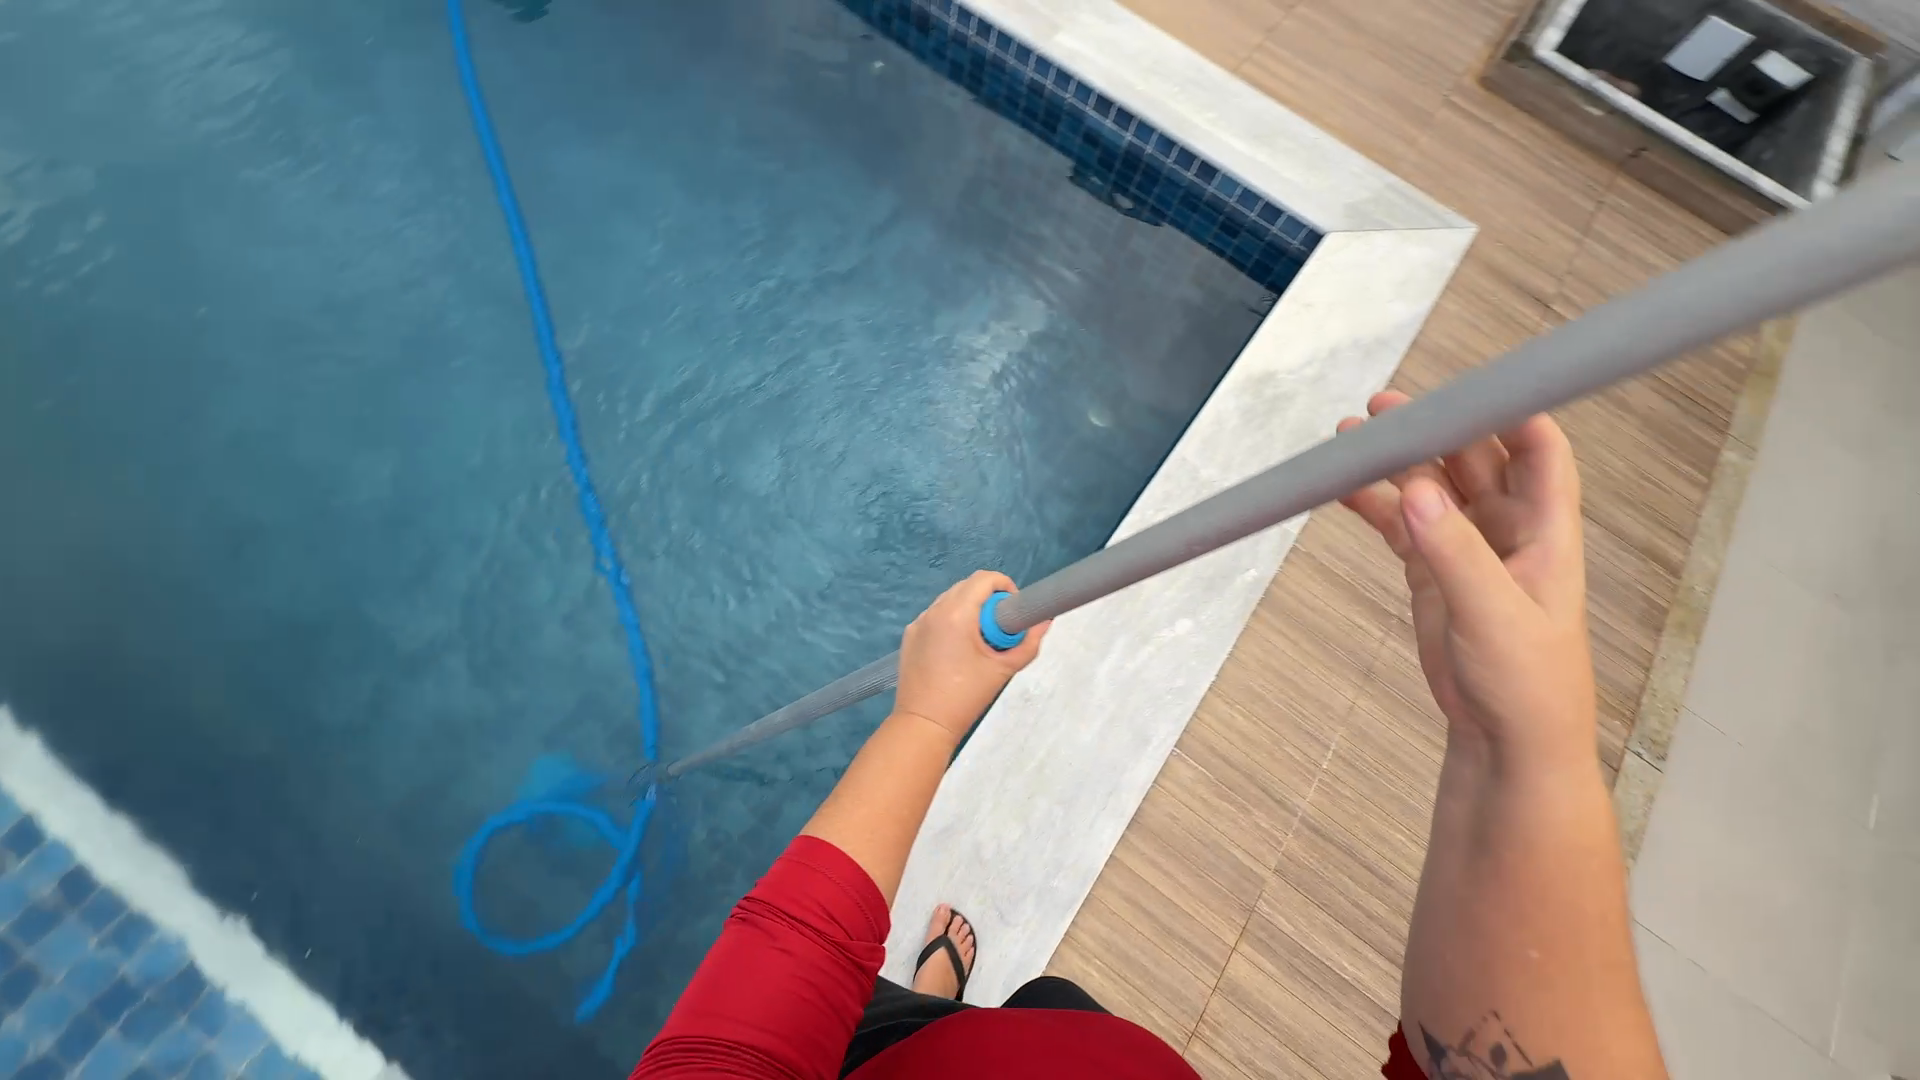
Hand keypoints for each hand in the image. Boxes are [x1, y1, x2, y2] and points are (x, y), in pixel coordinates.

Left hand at [894, 570, 1049, 742]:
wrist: (925, 724)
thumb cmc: (967, 697)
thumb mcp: (1003, 669)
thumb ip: (1027, 642)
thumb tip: (1043, 621)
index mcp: (957, 614)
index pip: (984, 579)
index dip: (1004, 587)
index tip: (1012, 610)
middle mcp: (934, 611)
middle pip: (966, 586)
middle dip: (987, 599)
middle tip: (999, 627)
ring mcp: (918, 622)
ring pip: (949, 599)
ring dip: (968, 608)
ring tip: (979, 640)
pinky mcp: (909, 635)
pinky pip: (935, 616)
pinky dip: (950, 621)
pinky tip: (957, 649)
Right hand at [1338, 392, 1594, 760]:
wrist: (1503, 735)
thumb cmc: (1527, 681)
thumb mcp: (1493, 613)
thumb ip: (1454, 551)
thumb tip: (1417, 491)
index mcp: (1545, 532)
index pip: (1539, 451)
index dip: (1511, 412)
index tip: (1467, 387)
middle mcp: (1506, 531)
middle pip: (1472, 460)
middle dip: (1433, 430)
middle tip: (1386, 410)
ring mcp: (1464, 550)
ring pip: (1429, 489)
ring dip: (1395, 464)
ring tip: (1352, 440)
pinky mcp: (1431, 572)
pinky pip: (1399, 524)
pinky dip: (1373, 504)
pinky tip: (1344, 489)